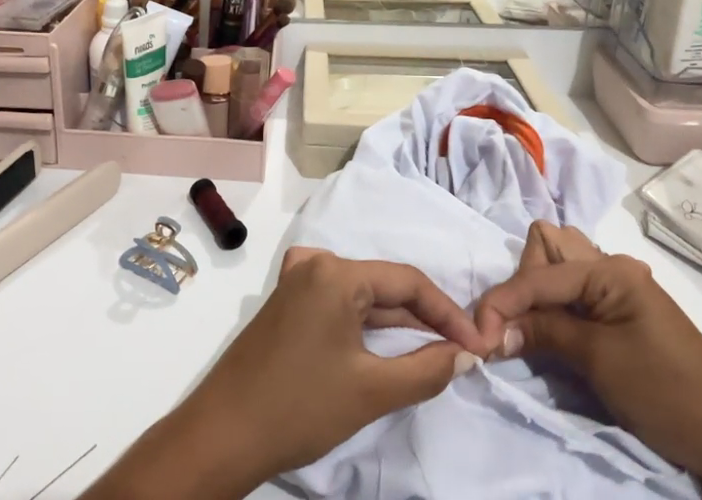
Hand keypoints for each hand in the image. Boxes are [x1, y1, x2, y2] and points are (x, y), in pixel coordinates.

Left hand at [193, 248, 484, 473]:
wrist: (223, 434)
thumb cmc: (300, 407)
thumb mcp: (372, 391)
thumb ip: (426, 368)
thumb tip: (464, 354)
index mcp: (335, 273)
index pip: (408, 282)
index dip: (449, 314)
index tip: (478, 347)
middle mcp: (314, 265)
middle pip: (384, 286)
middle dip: (425, 318)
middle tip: (461, 351)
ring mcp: (295, 285)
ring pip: (361, 298)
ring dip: (397, 323)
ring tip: (435, 349)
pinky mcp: (285, 307)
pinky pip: (337, 305)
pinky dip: (365, 323)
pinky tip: (384, 341)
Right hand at [475, 223, 701, 499]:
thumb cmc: (667, 392)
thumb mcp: (599, 360)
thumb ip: (544, 332)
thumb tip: (494, 330)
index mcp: (611, 269)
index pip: (538, 275)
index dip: (502, 302)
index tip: (475, 336)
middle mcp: (613, 270)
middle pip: (544, 257)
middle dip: (516, 290)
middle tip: (503, 331)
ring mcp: (619, 294)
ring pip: (556, 277)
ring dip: (530, 300)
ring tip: (517, 333)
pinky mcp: (621, 320)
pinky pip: (572, 302)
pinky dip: (549, 315)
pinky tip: (540, 336)